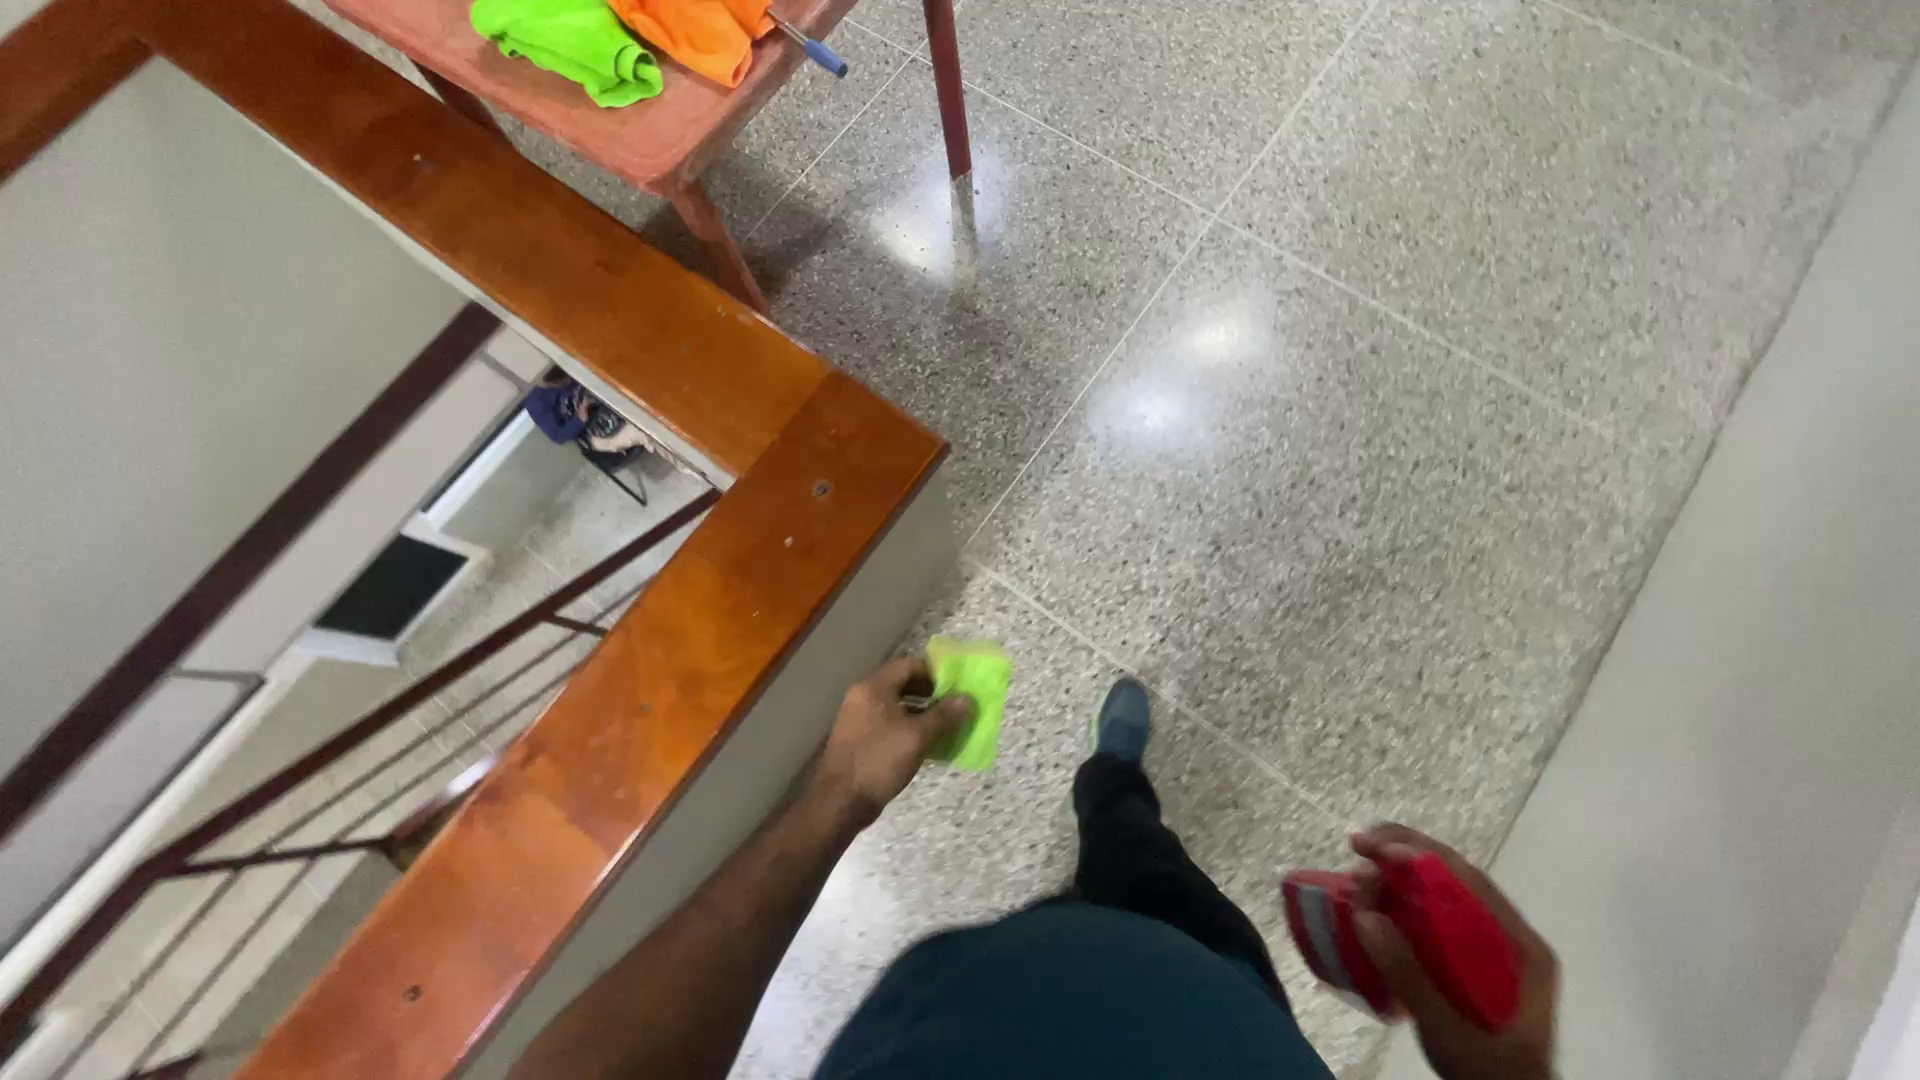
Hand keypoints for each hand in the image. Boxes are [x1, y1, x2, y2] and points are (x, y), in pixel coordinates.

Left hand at [812, 657, 972, 827]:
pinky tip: (927, 742)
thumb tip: (966, 698)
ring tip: (946, 724)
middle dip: (930, 693)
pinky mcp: (860, 739)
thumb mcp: (917, 737)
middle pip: (902, 683)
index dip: (935, 671)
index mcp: (873, 687)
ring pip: (896, 705)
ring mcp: (859, 718)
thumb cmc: (879, 761)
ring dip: (921, 712)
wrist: (840, 801)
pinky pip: (889, 723)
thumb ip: (943, 715)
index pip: (908, 665)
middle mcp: (863, 697)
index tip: (957, 684)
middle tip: (954, 705)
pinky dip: (909, 727)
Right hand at [1350, 824, 1557, 1079]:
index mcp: (1520, 946)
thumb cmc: (1487, 1071)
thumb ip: (1410, 976)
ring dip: (1399, 871)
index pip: (1470, 881)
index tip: (1376, 847)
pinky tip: (1376, 896)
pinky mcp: (1469, 958)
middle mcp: (1509, 936)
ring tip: (1359, 869)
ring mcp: (1490, 946)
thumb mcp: (1448, 1029)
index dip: (1421, 855)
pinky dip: (1403, 895)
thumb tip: (1366, 915)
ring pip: (1443, 890)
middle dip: (1404, 852)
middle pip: (1455, 876)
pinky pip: (1435, 912)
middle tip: (1357, 843)